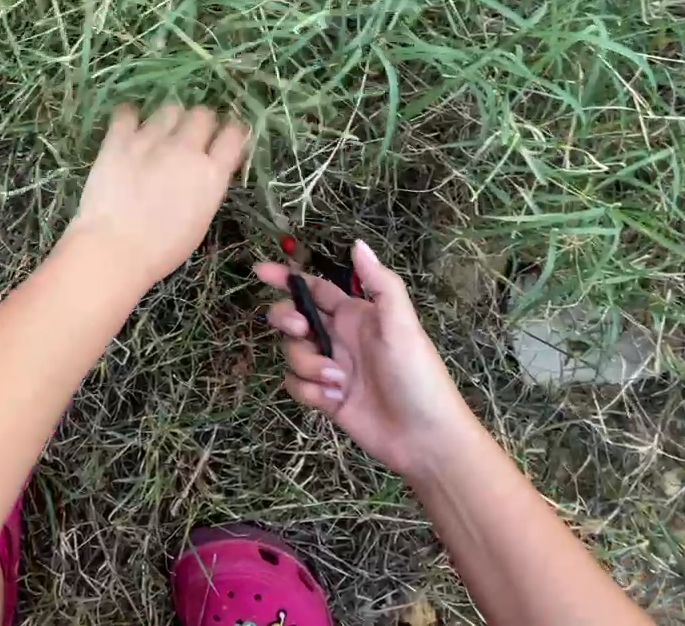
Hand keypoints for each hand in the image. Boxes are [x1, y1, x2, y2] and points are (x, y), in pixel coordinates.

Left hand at [64, 104, 247, 287]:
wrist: (113, 249)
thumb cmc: (161, 249)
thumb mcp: (200, 220)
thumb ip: (206, 187)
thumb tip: (205, 169)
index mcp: (211, 174)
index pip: (233, 135)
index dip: (230, 133)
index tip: (221, 138)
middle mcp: (185, 150)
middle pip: (201, 115)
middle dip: (199, 122)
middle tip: (188, 136)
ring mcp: (150, 141)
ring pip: (169, 109)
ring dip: (169, 119)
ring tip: (159, 133)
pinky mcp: (118, 140)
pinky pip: (127, 113)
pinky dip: (130, 116)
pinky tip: (128, 127)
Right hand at [257, 241, 485, 481]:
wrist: (425, 439)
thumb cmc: (418, 376)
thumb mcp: (402, 325)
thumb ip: (380, 283)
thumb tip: (357, 244)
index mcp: (354, 315)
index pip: (312, 288)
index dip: (285, 277)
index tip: (260, 272)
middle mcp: (337, 337)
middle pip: (291, 317)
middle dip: (286, 319)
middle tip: (301, 329)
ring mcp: (329, 367)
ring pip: (291, 352)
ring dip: (307, 364)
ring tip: (338, 381)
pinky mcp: (324, 396)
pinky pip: (296, 384)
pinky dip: (310, 390)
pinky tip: (333, 399)